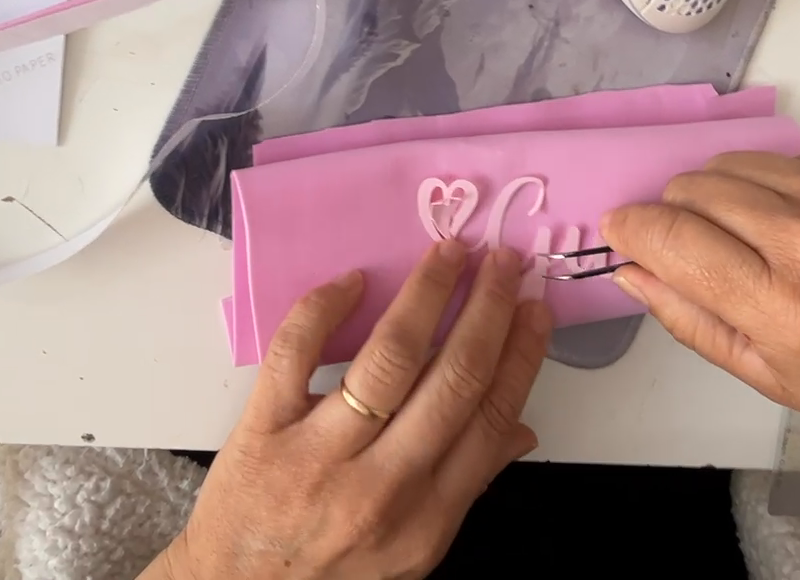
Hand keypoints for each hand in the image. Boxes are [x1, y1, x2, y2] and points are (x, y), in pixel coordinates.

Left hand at [150, 242, 552, 579]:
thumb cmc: (331, 567)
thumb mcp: (411, 549)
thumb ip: (466, 484)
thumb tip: (521, 428)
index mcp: (426, 516)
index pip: (489, 418)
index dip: (520, 355)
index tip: (534, 307)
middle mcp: (382, 484)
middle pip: (452, 379)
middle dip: (487, 309)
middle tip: (504, 260)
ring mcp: (320, 453)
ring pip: (389, 358)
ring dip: (427, 294)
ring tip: (451, 252)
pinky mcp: (264, 427)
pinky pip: (297, 353)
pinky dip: (325, 309)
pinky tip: (355, 280)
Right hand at [601, 148, 799, 459]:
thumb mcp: (776, 380)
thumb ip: (691, 321)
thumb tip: (630, 267)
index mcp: (790, 309)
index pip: (672, 238)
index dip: (632, 227)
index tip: (621, 229)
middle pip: (693, 188)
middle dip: (674, 210)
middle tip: (696, 242)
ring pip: (731, 163)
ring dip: (720, 193)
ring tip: (753, 231)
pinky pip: (784, 157)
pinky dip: (773, 185)